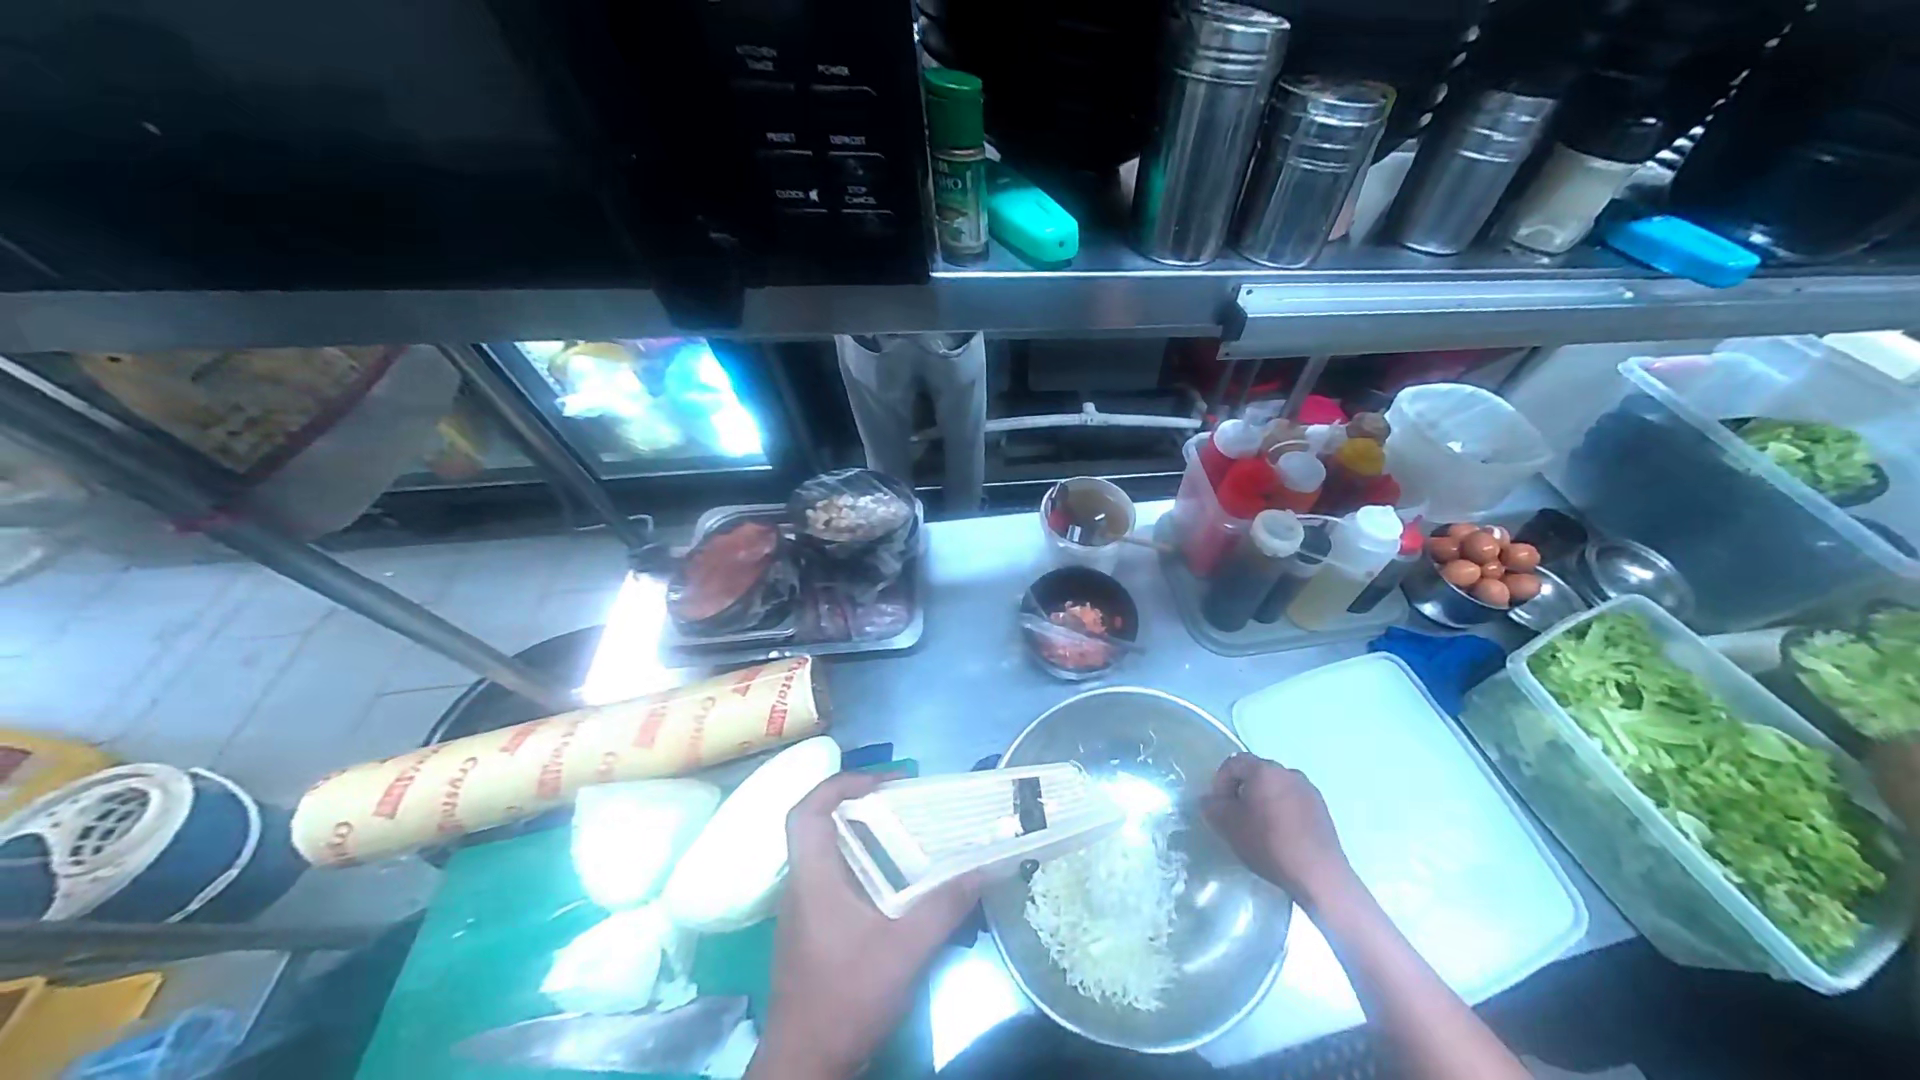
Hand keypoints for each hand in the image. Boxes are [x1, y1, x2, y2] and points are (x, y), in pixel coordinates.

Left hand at [748, 772, 980, 1079]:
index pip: (806, 811)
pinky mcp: (813, 929)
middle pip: (820, 825)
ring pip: (829, 853)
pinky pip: (836, 878)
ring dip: (863, 836)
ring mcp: (804, 909)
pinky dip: (864, 866)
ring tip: (907, 835)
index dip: (840, 784)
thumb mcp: (905, 948)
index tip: (884, 783)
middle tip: (905, 803)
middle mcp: (802, 884)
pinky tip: (897, 884)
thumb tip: (986, 865)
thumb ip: (945, 904)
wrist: (807, 1062)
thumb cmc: (847, 995)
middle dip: (860, 805)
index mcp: (812, 877)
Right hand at [1201, 753, 1355, 908]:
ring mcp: (1309, 790)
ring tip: (1260, 827)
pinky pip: (1293, 801)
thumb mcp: (1228, 826)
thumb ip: (1212, 807)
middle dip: (1242, 791)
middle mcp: (1288, 772)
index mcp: (1264, 770)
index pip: (1233, 762)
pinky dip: (1282, 811)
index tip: (1220, 806)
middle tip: (1236, 816)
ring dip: (1264, 801)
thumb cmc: (1269, 844)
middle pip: (1256, 773)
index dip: (1220, 781)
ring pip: (1276, 787)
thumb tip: (1211, 800)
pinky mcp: (1323, 809)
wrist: (1319, 875)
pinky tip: (1282, 835)